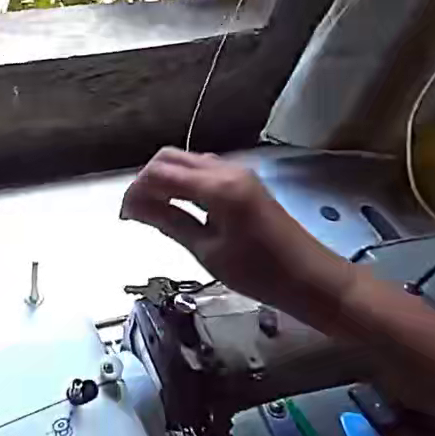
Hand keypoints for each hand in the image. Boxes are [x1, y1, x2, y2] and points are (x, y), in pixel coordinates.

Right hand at [120, 148, 355, 323]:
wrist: (310, 277)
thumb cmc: (258, 272)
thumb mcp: (207, 251)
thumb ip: (169, 221)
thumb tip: (134, 206)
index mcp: (217, 186)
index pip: (161, 172)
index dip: (136, 190)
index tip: (124, 216)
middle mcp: (227, 169)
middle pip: (173, 158)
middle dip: (148, 179)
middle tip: (135, 212)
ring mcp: (238, 173)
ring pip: (189, 162)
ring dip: (166, 179)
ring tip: (152, 212)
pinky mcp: (245, 182)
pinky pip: (205, 171)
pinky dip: (185, 182)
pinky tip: (179, 207)